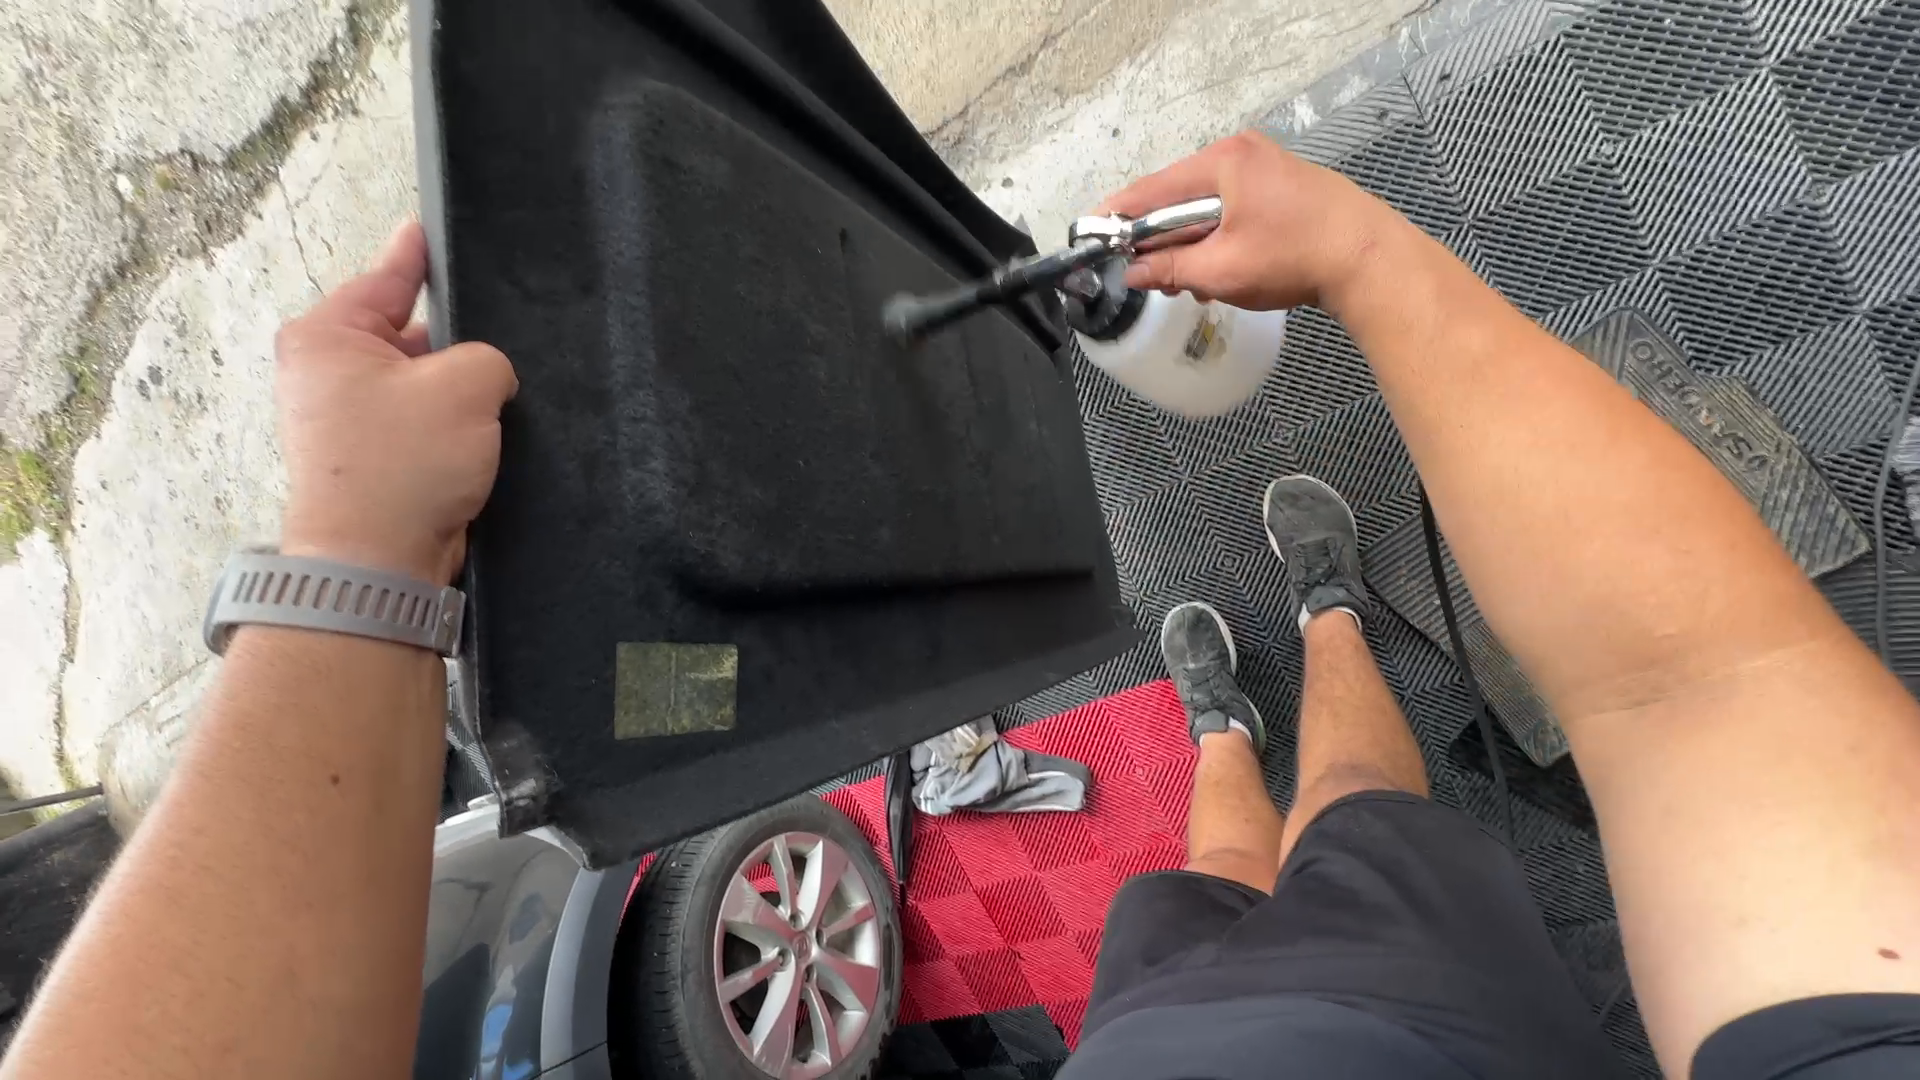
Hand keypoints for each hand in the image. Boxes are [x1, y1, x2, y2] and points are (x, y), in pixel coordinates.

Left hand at [274, 223, 517, 584]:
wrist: (381, 552)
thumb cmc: (409, 457)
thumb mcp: (464, 385)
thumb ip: (488, 359)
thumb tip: (486, 377)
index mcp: (330, 338)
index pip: (385, 281)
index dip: (415, 255)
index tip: (429, 228)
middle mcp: (331, 373)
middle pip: (410, 336)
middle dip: (458, 338)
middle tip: (509, 329)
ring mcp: (353, 420)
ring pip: (425, 384)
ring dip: (464, 387)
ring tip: (513, 383)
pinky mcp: (381, 458)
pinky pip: (429, 422)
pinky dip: (459, 421)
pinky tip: (498, 424)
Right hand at [1098, 131, 1401, 311]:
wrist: (1368, 259)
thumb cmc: (1292, 258)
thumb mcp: (1219, 270)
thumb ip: (1167, 269)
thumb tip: (1131, 272)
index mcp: (1223, 162)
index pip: (1152, 189)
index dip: (1117, 216)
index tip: (1090, 234)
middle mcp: (1240, 154)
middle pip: (1176, 197)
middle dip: (1157, 239)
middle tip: (1142, 275)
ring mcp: (1263, 168)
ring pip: (1202, 208)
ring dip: (1186, 245)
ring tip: (1184, 283)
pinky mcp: (1278, 188)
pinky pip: (1227, 210)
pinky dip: (1212, 239)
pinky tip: (1214, 270)